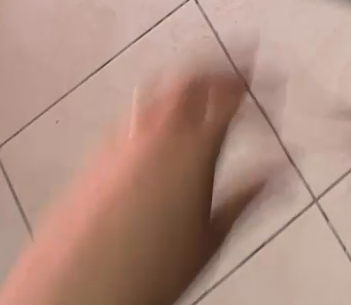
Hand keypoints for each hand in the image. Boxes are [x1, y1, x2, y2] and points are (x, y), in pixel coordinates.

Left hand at [0, 71, 266, 304]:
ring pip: (159, 89)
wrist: (70, 295)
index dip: (255, 82)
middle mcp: (159, 132)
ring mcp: (123, 140)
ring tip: (201, 89)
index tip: (272, 83)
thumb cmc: (150, 272)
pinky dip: (155, 107)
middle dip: (220, 69)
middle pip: (193, 77)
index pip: (231, 96)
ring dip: (185, 82)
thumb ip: (245, 197)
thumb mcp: (209, 240)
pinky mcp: (96, 155)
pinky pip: (132, 115)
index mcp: (194, 147)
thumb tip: (281, 169)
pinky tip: (159, 128)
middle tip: (240, 74)